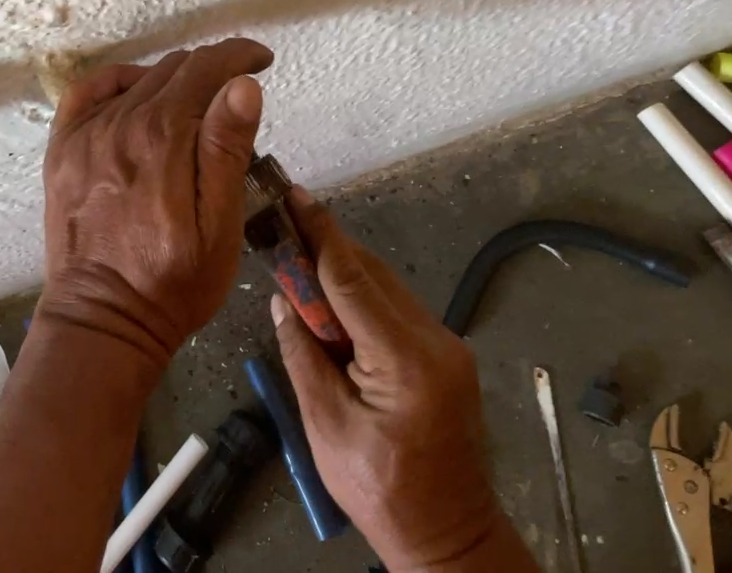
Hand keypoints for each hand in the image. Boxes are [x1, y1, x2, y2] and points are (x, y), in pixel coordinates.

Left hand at [36, 38, 273, 364]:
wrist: (102, 321)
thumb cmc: (174, 282)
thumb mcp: (220, 225)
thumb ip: (226, 149)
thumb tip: (242, 85)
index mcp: (164, 135)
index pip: (206, 68)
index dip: (238, 56)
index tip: (261, 61)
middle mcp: (121, 121)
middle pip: (174, 69)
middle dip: (212, 70)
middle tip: (235, 96)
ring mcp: (86, 133)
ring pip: (138, 80)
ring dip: (173, 80)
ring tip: (195, 104)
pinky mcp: (62, 148)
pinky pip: (89, 92)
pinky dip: (119, 83)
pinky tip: (137, 96)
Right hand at [271, 188, 528, 570]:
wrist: (448, 535)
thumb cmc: (379, 490)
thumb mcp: (326, 426)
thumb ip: (302, 355)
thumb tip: (283, 300)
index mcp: (405, 361)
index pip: (352, 279)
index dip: (319, 234)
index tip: (296, 196)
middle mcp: (435, 341)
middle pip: (371, 275)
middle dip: (325, 250)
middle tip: (283, 230)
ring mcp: (447, 346)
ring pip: (385, 288)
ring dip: (342, 275)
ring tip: (299, 269)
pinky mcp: (445, 354)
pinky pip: (396, 309)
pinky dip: (361, 300)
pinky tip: (333, 308)